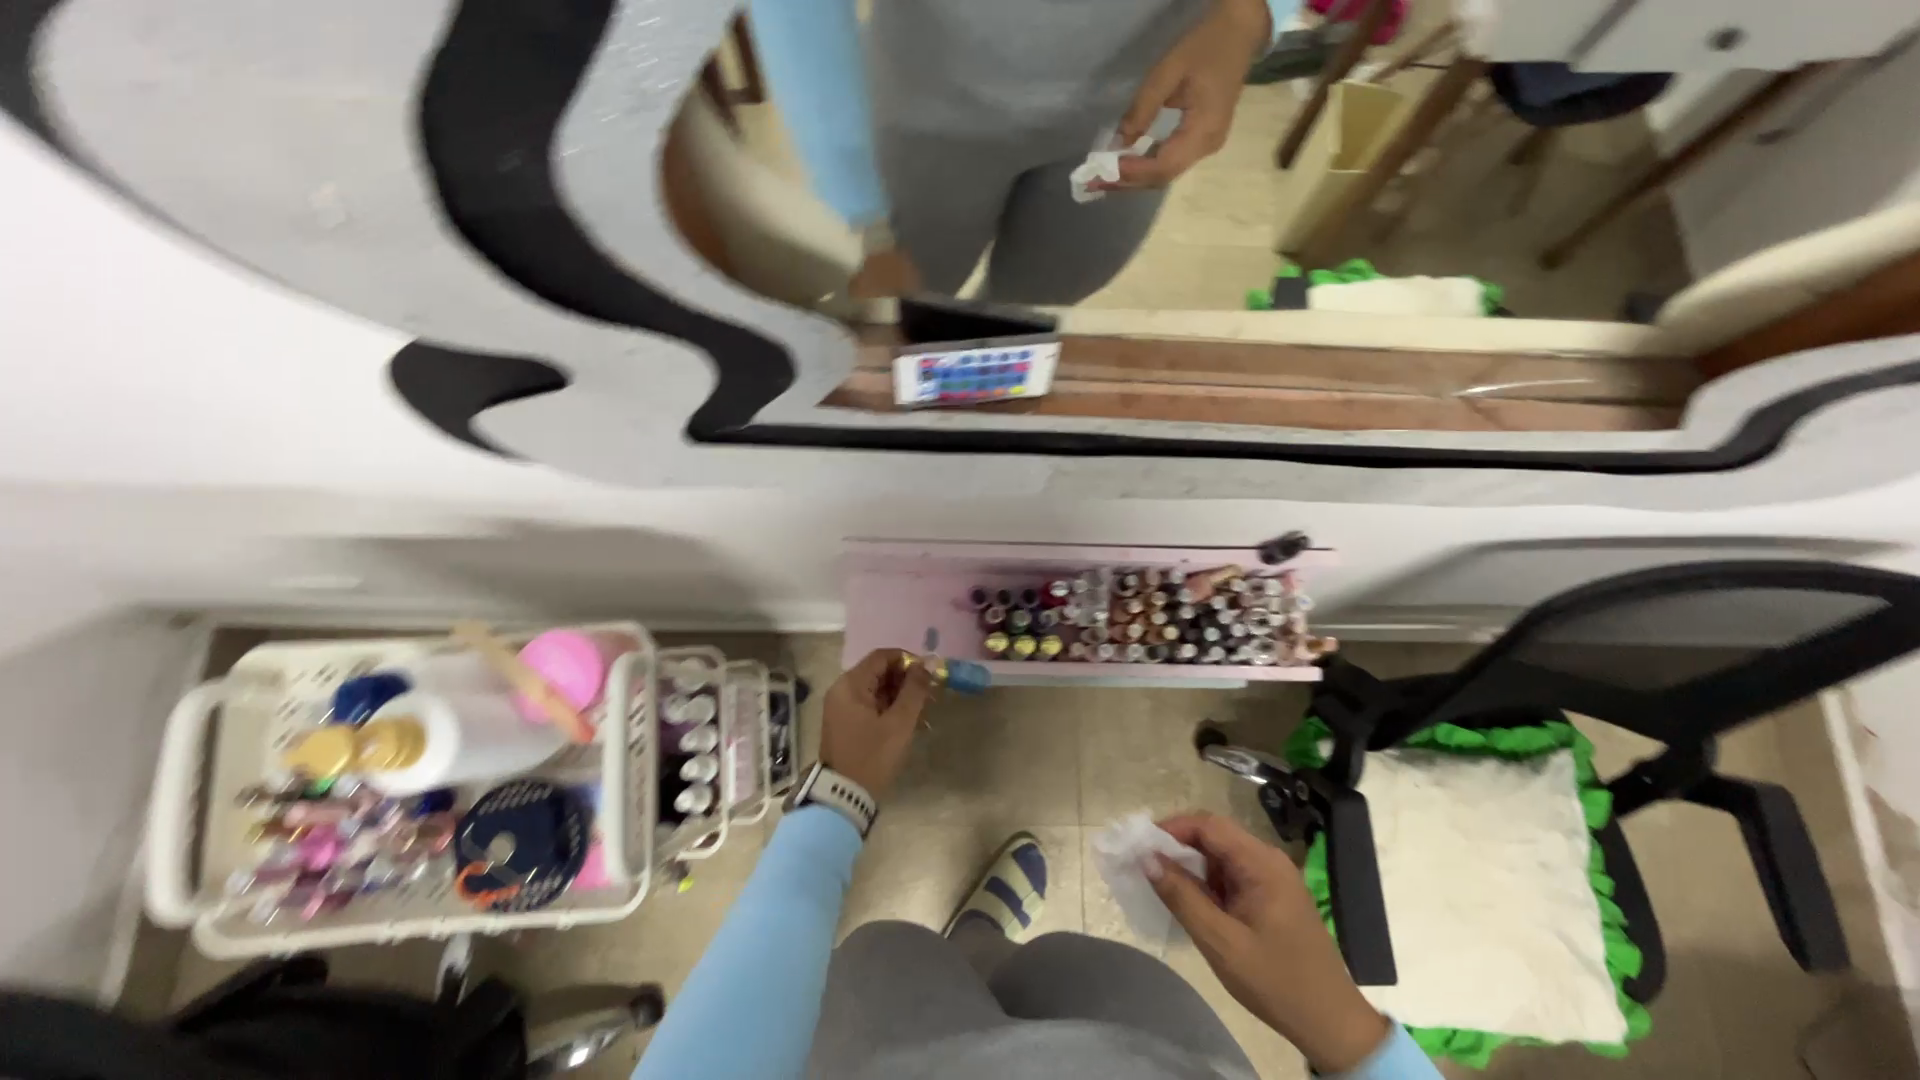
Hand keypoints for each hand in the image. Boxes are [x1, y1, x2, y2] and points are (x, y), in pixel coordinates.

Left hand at [818, 649, 934, 799]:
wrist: (843, 796)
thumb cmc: (872, 756)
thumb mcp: (899, 723)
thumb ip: (914, 690)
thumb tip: (927, 663)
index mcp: (850, 684)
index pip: (882, 656)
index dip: (908, 660)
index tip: (929, 675)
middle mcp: (841, 690)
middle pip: (878, 672)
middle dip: (906, 680)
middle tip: (930, 696)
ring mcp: (841, 707)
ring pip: (876, 689)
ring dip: (900, 696)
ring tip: (923, 712)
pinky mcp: (844, 722)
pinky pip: (870, 705)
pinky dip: (888, 708)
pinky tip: (908, 722)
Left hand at [1102, 0, 1270, 190]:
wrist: (1239, 31)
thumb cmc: (1204, 46)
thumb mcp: (1168, 72)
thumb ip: (1142, 109)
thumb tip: (1118, 143)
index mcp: (1204, 130)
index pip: (1163, 166)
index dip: (1132, 172)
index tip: (1104, 170)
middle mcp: (1207, 146)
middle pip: (1163, 176)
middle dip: (1128, 181)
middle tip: (1094, 182)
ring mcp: (1207, 146)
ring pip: (1166, 173)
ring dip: (1134, 177)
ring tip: (1104, 178)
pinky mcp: (1202, 140)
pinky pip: (1171, 161)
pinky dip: (1146, 166)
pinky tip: (1125, 165)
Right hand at [1149, 813, 1390, 1072]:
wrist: (1330, 1022)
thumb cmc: (1275, 981)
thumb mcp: (1220, 941)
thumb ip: (1182, 896)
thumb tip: (1146, 858)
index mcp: (1262, 864)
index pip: (1209, 825)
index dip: (1171, 828)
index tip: (1140, 847)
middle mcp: (1269, 861)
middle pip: (1215, 836)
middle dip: (1178, 847)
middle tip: (1145, 867)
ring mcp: (1274, 878)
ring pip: (1222, 856)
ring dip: (1192, 866)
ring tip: (1164, 887)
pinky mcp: (1273, 896)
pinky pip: (1233, 875)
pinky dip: (1209, 883)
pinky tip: (1193, 904)